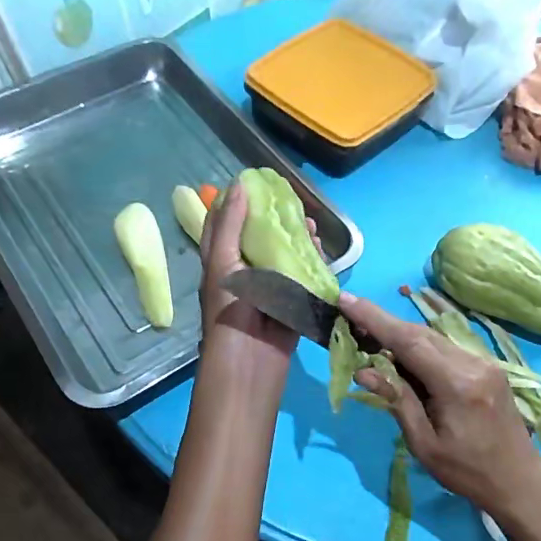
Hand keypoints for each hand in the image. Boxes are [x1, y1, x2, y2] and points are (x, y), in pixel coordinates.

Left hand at [197, 181, 308, 371]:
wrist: (249, 359)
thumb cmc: (229, 308)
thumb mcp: (224, 262)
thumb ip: (231, 225)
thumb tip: (239, 184)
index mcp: (220, 263)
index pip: (222, 225)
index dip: (234, 203)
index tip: (253, 182)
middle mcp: (242, 273)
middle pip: (258, 238)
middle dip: (274, 219)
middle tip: (291, 201)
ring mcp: (267, 288)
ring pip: (283, 256)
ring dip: (296, 239)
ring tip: (309, 224)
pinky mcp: (290, 302)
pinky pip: (302, 277)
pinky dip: (311, 262)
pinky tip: (320, 249)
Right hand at [338, 292, 540, 530]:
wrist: (519, 482)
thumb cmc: (467, 472)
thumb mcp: (423, 443)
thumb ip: (396, 401)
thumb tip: (363, 370)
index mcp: (458, 384)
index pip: (409, 341)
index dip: (374, 319)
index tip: (346, 300)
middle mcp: (474, 364)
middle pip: (420, 333)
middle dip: (382, 322)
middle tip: (348, 318)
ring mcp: (484, 364)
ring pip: (432, 338)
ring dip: (398, 335)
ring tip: (367, 338)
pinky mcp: (486, 368)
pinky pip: (444, 348)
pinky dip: (417, 347)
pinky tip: (400, 356)